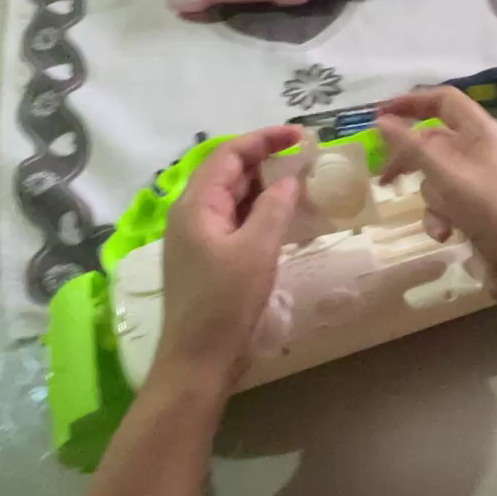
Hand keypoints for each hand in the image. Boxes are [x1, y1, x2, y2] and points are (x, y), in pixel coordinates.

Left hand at [152, 126, 301, 390]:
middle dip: (266, 160)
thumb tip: (289, 179)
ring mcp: (197, 238)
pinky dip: (259, 211)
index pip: (229, 155)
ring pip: (233, 198)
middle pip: (228, 173)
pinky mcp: (207, 258)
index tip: (301, 135)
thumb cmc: (226, 303)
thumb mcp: (256, 250)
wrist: (198, 359)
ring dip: (264, 186)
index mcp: (195, 205)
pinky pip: (235, 221)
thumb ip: (274, 208)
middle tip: (305, 157)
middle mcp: (191, 215)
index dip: (264, 139)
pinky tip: (284, 217)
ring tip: (300, 181)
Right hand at [377, 88, 496, 301]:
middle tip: (384, 178)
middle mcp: (480, 152)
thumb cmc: (493, 213)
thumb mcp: (448, 178)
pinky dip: (440, 218)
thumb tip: (382, 121)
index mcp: (481, 133)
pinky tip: (445, 235)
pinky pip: (446, 204)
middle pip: (433, 142)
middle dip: (411, 164)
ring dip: (431, 201)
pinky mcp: (476, 209)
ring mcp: (478, 181)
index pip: (444, 101)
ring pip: (435, 178)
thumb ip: (413, 148)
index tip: (378, 116)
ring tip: (440, 221)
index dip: (411, 103)